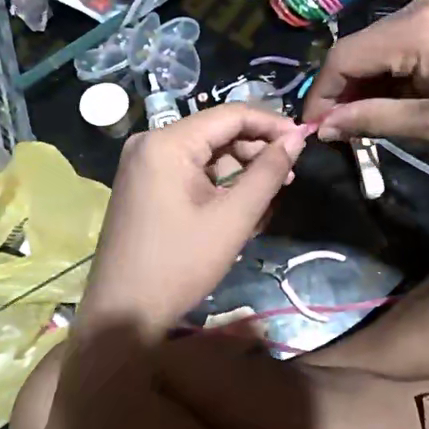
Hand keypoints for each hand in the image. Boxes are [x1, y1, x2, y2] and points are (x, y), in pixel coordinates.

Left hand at [81, 105, 308, 331]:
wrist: (123, 313)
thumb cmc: (180, 264)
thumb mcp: (233, 218)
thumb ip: (268, 173)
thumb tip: (296, 139)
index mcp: (168, 143)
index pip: (231, 115)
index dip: (272, 124)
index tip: (305, 140)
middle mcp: (151, 142)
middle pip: (217, 131)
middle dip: (257, 149)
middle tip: (291, 174)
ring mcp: (144, 163)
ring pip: (206, 152)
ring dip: (241, 169)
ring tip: (272, 193)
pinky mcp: (145, 183)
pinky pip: (191, 170)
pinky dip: (219, 183)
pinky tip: (243, 204)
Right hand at [302, 0, 428, 148]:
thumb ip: (375, 119)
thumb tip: (325, 126)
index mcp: (416, 27)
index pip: (343, 56)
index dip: (322, 94)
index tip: (313, 130)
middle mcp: (425, 0)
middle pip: (364, 44)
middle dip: (348, 88)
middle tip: (345, 130)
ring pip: (387, 40)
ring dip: (375, 77)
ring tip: (376, 117)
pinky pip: (414, 33)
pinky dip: (401, 64)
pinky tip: (410, 92)